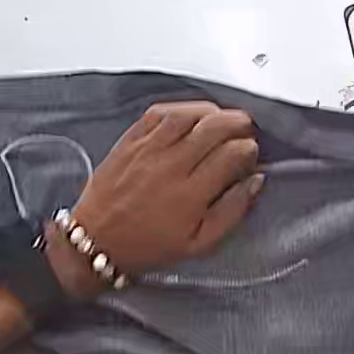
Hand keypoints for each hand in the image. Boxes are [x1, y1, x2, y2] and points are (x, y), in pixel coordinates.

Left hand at [47, 102, 264, 298]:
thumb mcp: (200, 243)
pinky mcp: (131, 140)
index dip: (249, 149)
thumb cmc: (149, 244)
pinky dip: (181, 108)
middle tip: (245, 130)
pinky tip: (191, 115)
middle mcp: (171, 167)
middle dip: (239, 124)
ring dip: (213, 111)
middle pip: (215, 128)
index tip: (251, 154)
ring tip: (222, 119)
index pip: (232, 154)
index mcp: (191, 195)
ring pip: (189, 114)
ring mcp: (148, 149)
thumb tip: (255, 181)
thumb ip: (232, 211)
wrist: (97, 240)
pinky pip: (159, 112)